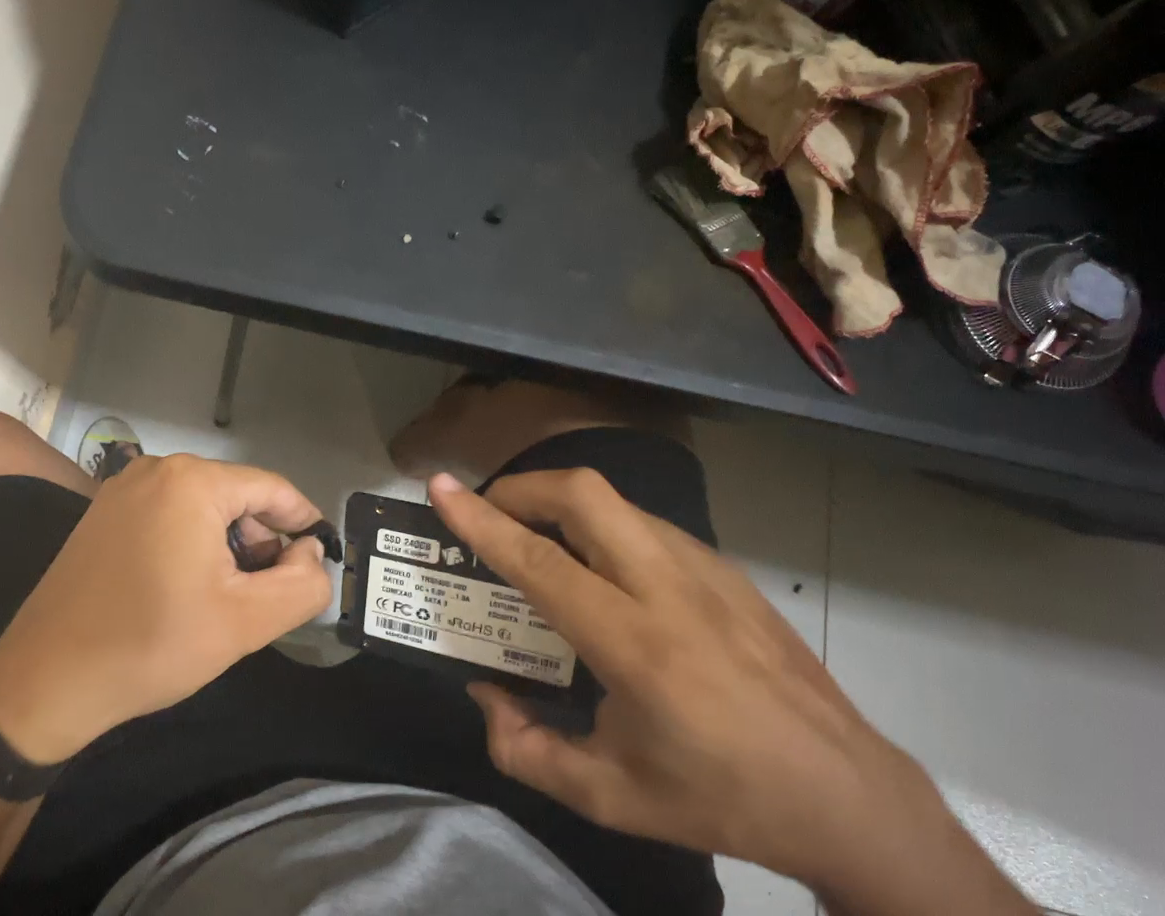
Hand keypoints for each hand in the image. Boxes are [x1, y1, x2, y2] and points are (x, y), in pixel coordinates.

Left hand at [0, 455, 332, 764]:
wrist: (50, 677)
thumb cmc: (153, 643)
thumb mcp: (247, 620)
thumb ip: (302, 583)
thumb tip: (310, 553)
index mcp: (191, 481)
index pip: (272, 489)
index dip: (304, 525)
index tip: (318, 565)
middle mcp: (153, 469)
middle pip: (236, 497)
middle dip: (260, 542)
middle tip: (261, 599)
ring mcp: (120, 490)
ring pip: (201, 509)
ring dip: (225, 549)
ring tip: (221, 603)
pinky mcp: (101, 516)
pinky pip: (166, 518)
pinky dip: (189, 547)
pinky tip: (182, 593)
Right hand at [427, 469, 967, 891]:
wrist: (850, 800)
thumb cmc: (720, 799)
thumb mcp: (605, 796)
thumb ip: (523, 747)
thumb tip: (486, 692)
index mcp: (635, 646)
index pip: (540, 562)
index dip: (481, 521)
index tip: (440, 488)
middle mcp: (670, 590)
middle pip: (585, 495)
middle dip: (523, 489)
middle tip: (490, 516)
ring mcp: (709, 574)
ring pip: (618, 504)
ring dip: (563, 507)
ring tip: (538, 544)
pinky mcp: (732, 576)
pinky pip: (650, 528)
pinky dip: (605, 529)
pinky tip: (604, 578)